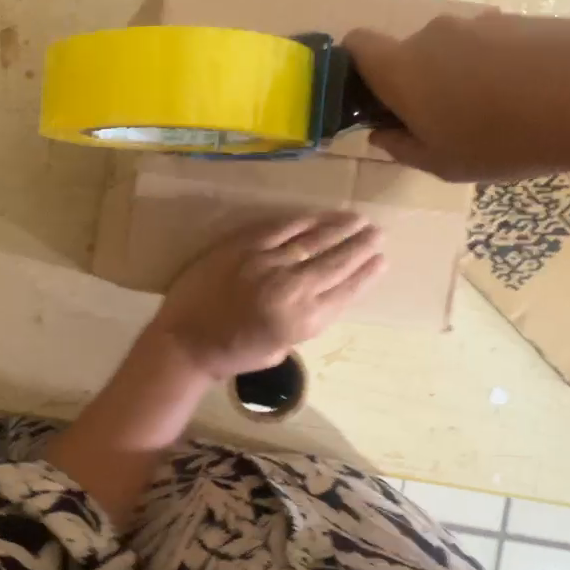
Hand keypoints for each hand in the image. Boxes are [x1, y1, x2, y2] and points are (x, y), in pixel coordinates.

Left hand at [148, 214, 385, 379]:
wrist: (187, 342)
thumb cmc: (232, 353)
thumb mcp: (281, 347)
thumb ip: (304, 320)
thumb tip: (319, 295)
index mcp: (304, 320)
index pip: (346, 291)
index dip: (366, 274)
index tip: (382, 260)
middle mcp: (292, 289)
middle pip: (336, 262)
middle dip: (360, 246)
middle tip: (378, 233)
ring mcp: (267, 264)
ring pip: (314, 241)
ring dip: (340, 229)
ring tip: (359, 220)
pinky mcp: (244, 247)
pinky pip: (282, 228)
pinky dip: (305, 220)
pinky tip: (320, 216)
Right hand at [344, 13, 569, 180]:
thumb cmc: (502, 139)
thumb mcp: (442, 163)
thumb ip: (401, 147)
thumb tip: (382, 132)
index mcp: (401, 68)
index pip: (355, 45)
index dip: (356, 67)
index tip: (373, 99)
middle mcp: (434, 35)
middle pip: (410, 52)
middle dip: (418, 81)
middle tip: (441, 119)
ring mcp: (482, 22)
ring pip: (455, 49)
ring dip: (461, 74)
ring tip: (496, 112)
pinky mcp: (526, 20)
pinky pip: (497, 45)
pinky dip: (501, 67)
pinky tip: (531, 98)